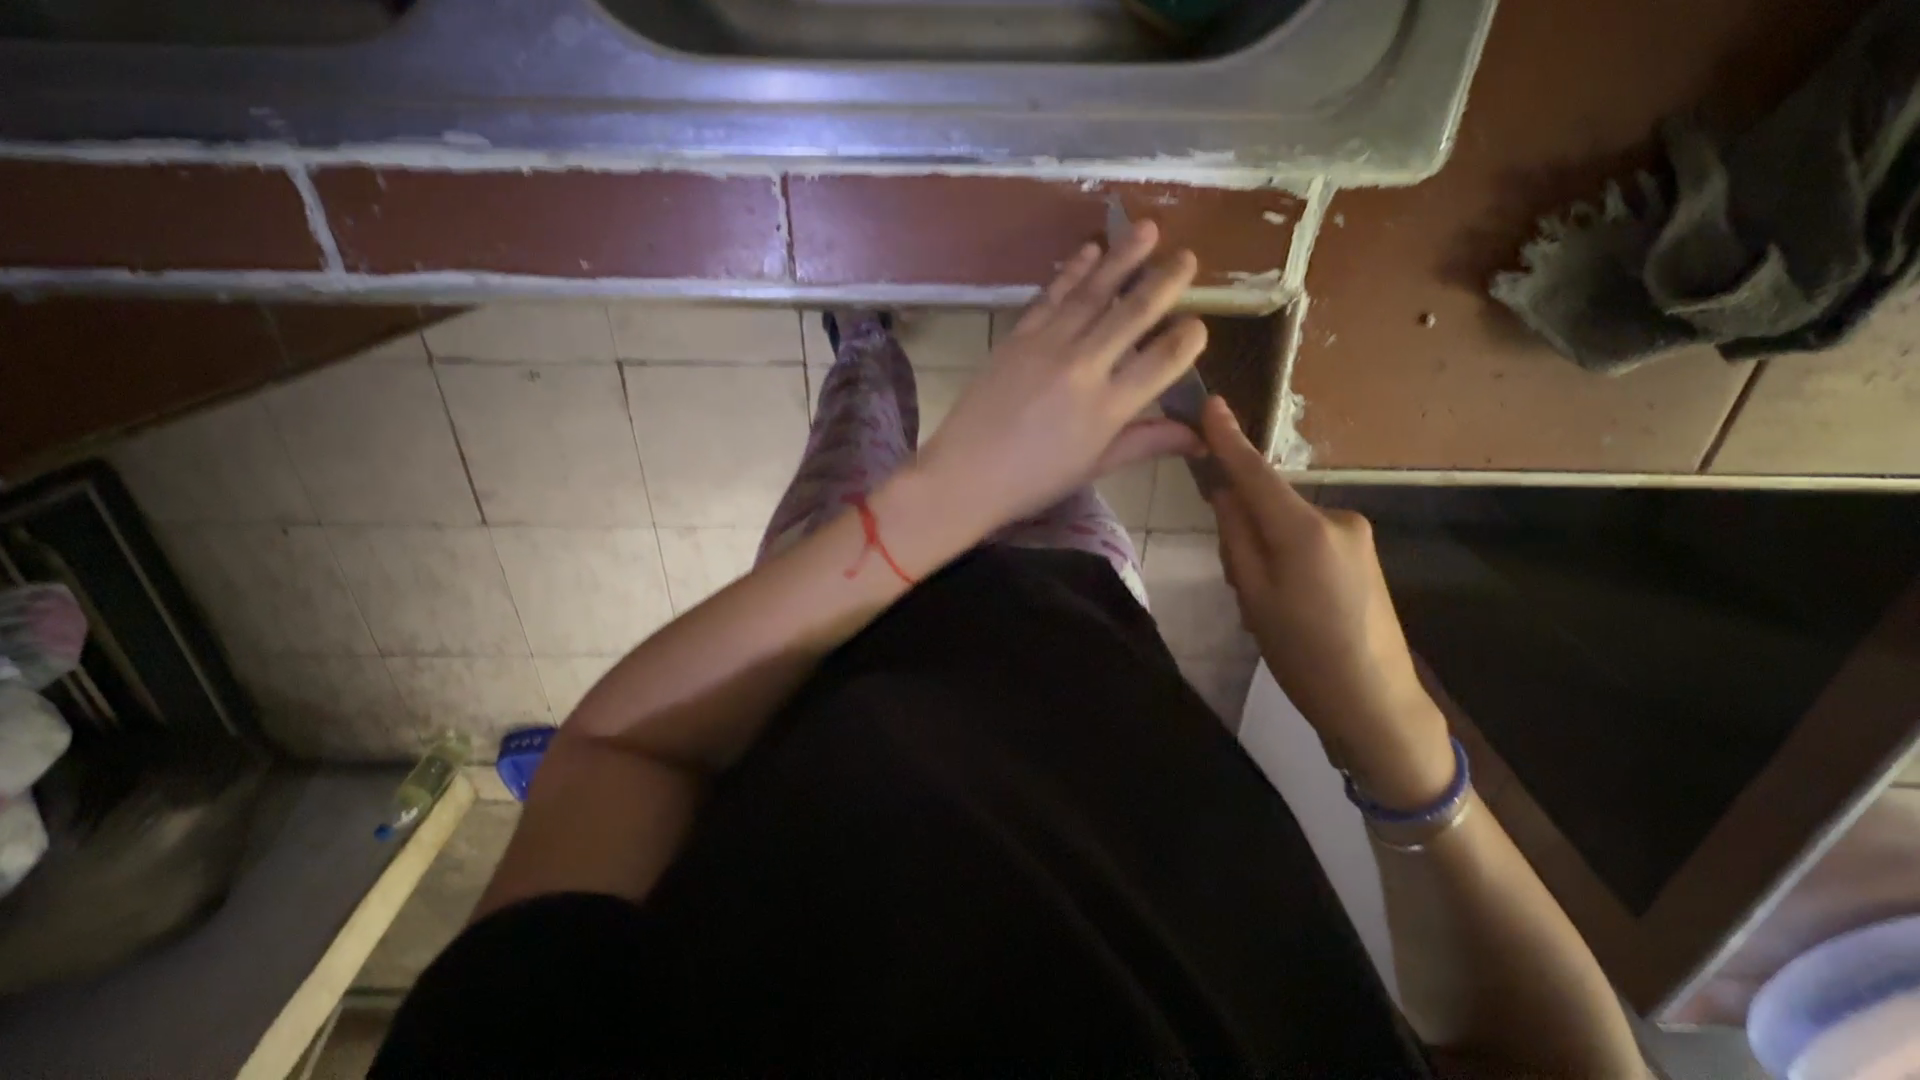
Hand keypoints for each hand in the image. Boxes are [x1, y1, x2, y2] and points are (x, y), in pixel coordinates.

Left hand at [916, 221, 1208, 532]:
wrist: (964, 475)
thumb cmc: (1034, 481)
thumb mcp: (1095, 465)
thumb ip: (1147, 442)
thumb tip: (1199, 439)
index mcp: (1108, 407)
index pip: (1162, 360)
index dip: (1187, 339)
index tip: (1200, 324)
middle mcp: (1083, 367)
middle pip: (1132, 314)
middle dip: (1165, 282)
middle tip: (1188, 257)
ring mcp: (1047, 346)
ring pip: (1093, 293)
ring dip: (1122, 258)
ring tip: (1148, 229)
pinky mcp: (1017, 337)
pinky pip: (1051, 296)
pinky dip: (1072, 271)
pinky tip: (1091, 250)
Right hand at [1200, 397, 1454, 808]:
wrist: (1376, 703)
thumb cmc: (1304, 656)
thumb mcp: (1253, 599)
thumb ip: (1235, 539)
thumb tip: (1227, 493)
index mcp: (1304, 531)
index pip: (1256, 474)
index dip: (1229, 441)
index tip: (1210, 403)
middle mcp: (1337, 519)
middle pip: (1269, 505)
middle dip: (1245, 530)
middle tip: (1242, 589)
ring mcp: (1356, 536)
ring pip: (1288, 527)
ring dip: (1268, 551)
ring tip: (1272, 608)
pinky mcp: (1364, 554)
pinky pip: (1310, 542)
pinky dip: (1291, 561)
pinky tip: (1296, 607)